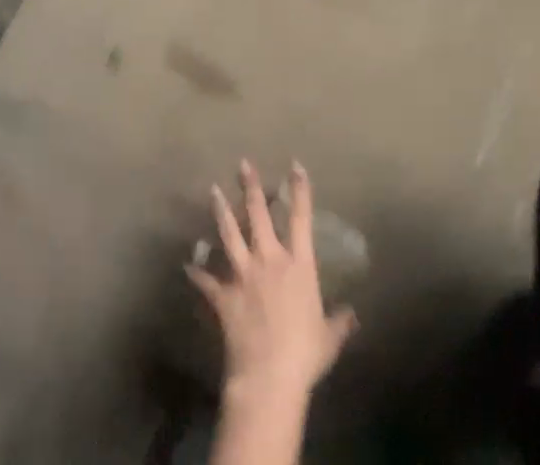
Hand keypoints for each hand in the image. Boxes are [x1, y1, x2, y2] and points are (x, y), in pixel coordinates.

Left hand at [189, 161, 355, 403]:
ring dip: (221, 212)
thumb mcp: (329, 336)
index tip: (294, 166)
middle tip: (243, 164)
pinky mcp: (222, 296)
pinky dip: (196, 272)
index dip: (299, 190)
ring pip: (229, 235)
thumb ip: (339, 321)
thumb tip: (351, 315)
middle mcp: (270, 261)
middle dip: (251, 188)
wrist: (268, 376)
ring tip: (213, 190)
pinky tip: (187, 264)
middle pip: (259, 216)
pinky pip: (206, 280)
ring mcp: (243, 276)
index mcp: (300, 265)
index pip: (301, 218)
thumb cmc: (305, 353)